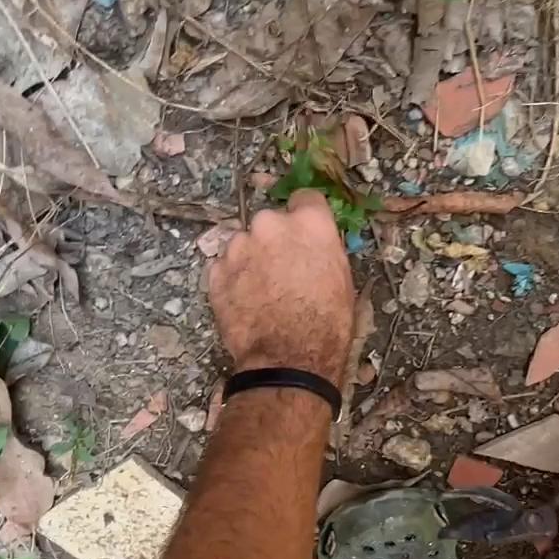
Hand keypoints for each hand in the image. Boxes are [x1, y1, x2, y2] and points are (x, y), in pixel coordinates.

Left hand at [208, 189, 354, 385]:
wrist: (289, 360)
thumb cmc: (328, 326)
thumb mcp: (343, 282)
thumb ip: (324, 253)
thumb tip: (315, 251)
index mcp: (309, 223)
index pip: (306, 199)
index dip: (306, 217)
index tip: (305, 234)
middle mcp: (270, 224)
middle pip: (271, 222)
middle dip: (275, 241)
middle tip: (283, 272)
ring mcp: (238, 246)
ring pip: (244, 244)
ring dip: (251, 260)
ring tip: (262, 293)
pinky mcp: (215, 271)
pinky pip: (225, 268)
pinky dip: (232, 280)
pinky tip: (245, 303)